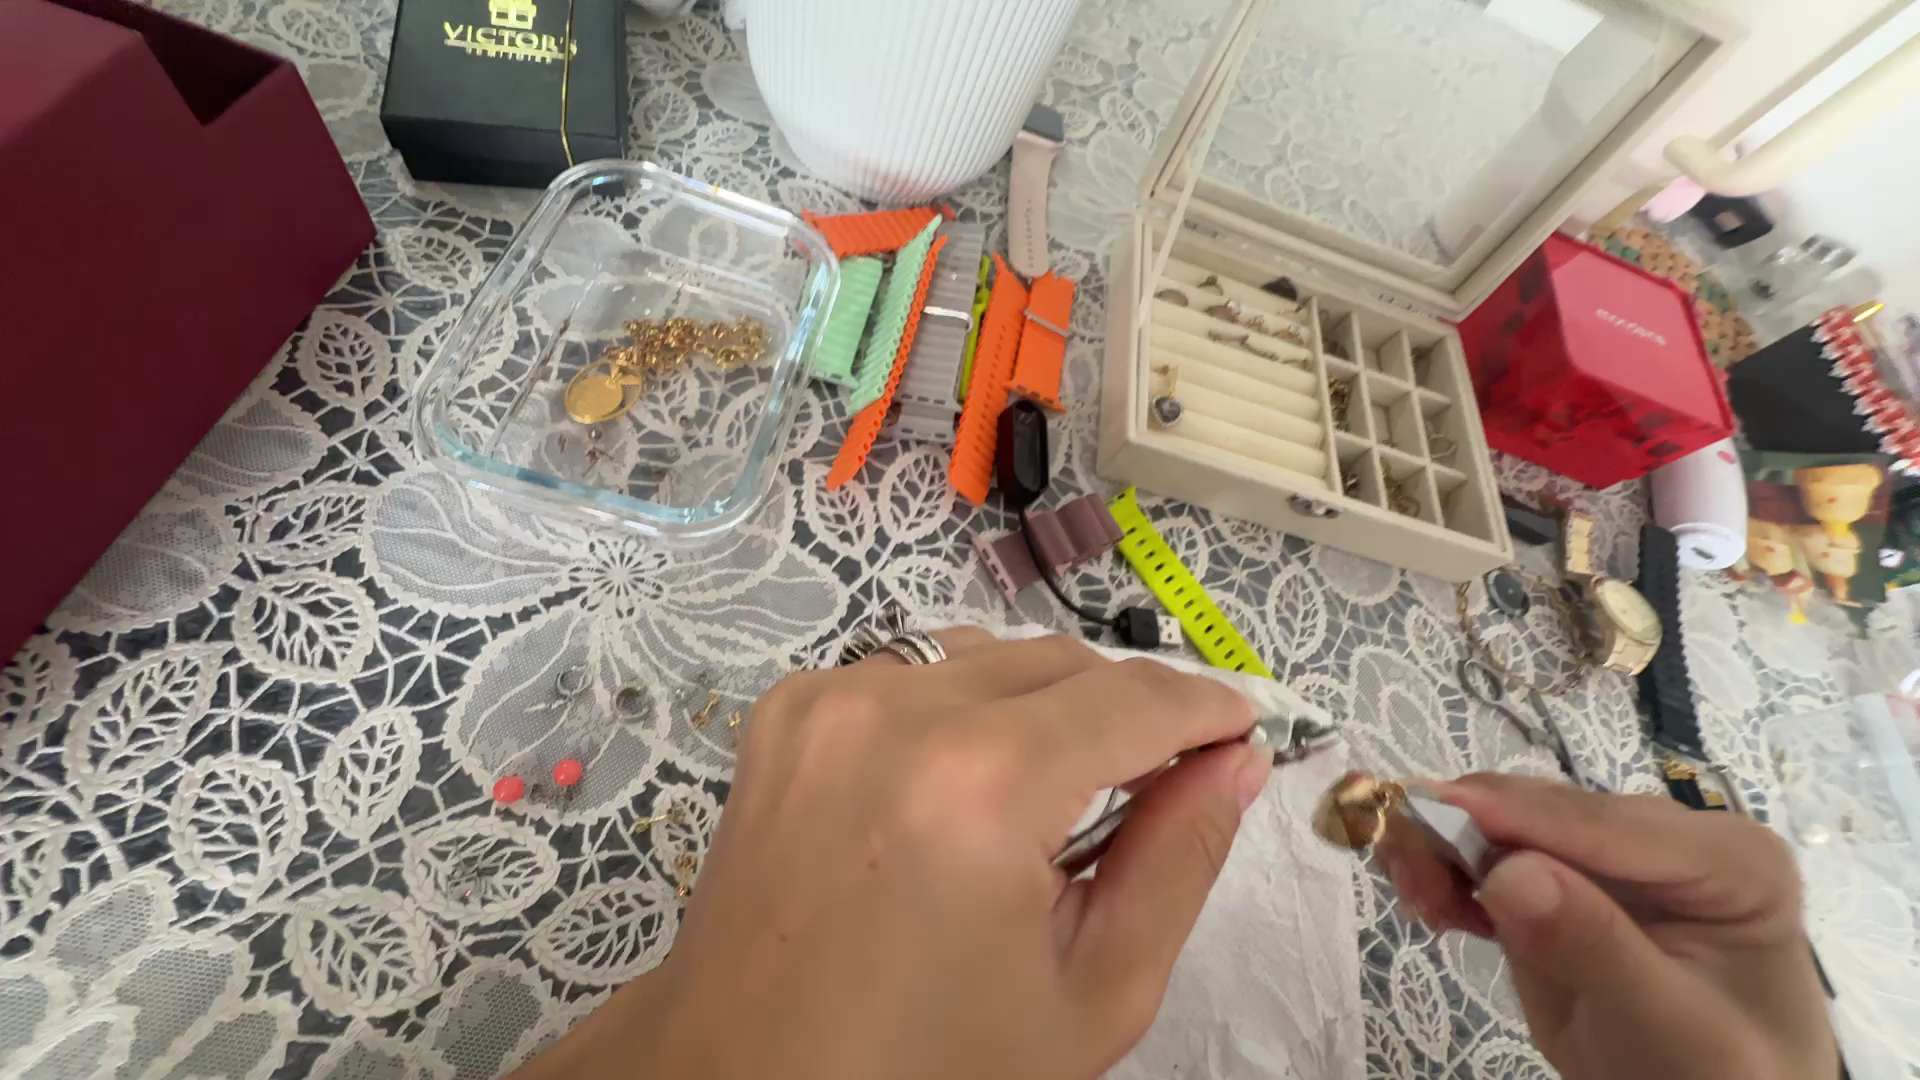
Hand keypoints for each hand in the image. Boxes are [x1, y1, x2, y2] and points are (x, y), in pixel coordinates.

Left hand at [514, 628, 1271, 1079]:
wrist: (748, 1075)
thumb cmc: (932, 1063)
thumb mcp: (1092, 987)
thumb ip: (1180, 856)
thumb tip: (1234, 759)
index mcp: (981, 784)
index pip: (1130, 700)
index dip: (1201, 705)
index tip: (1238, 724)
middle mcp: (896, 710)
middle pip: (1059, 662)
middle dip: (1123, 706)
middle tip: (1150, 771)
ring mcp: (831, 696)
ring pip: (988, 655)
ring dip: (1040, 701)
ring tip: (1046, 783)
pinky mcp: (790, 704)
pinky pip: (914, 670)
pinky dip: (959, 704)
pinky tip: (955, 773)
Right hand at [1377, 773, 1835, 1079]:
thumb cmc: (1709, 1078)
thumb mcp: (1670, 1031)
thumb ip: (1596, 949)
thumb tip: (1509, 874)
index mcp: (1722, 857)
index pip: (1597, 822)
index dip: (1504, 814)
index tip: (1417, 808)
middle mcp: (1655, 833)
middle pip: (1530, 810)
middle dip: (1456, 832)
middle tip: (1405, 878)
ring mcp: (1595, 848)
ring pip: (1489, 819)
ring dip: (1436, 848)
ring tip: (1415, 898)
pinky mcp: (1547, 868)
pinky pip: (1476, 850)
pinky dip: (1440, 869)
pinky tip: (1433, 907)